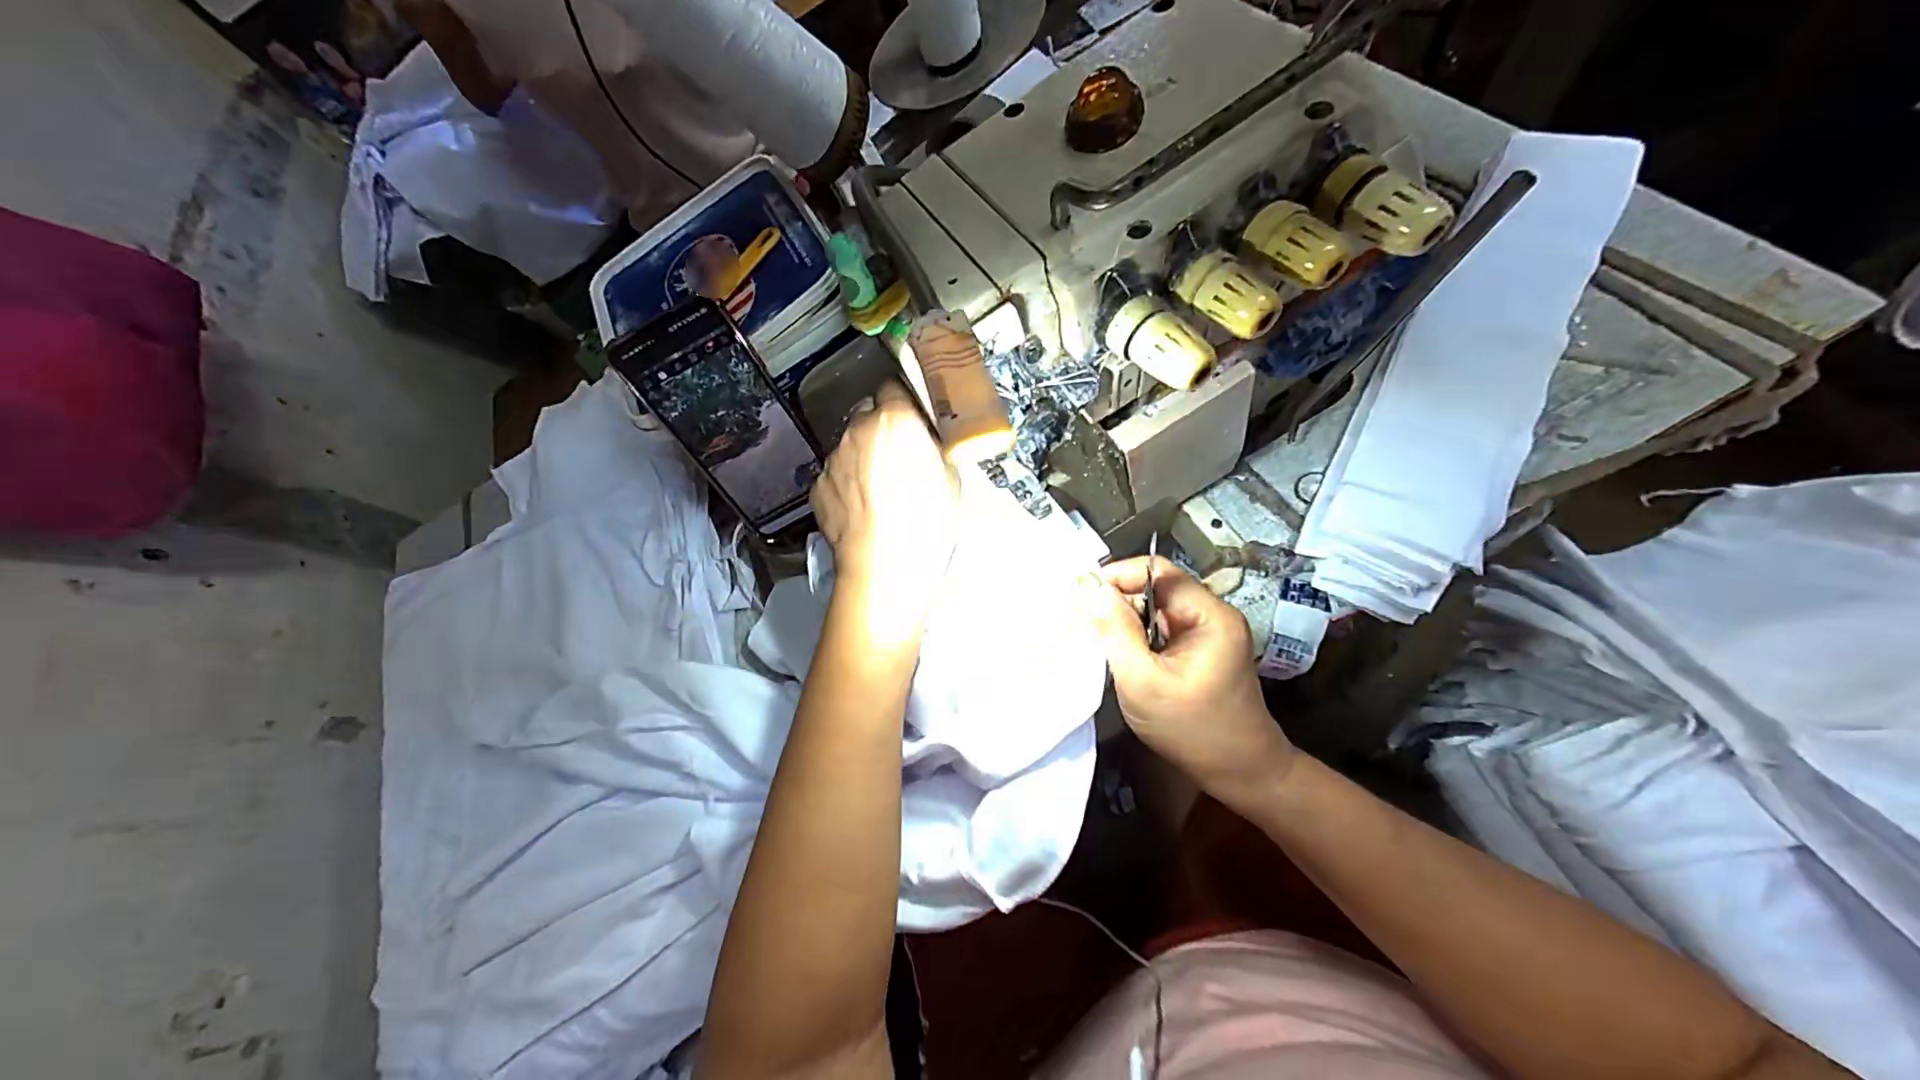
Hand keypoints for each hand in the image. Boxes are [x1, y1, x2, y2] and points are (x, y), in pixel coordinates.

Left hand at [812, 381, 959, 640]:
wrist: (885, 568)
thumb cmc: (926, 524)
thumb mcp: (950, 478)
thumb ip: (934, 446)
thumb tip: (929, 440)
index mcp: (896, 419)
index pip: (894, 387)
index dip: (904, 403)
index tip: (912, 418)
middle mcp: (858, 429)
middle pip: (868, 414)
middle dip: (881, 428)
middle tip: (900, 455)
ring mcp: (833, 457)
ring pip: (849, 445)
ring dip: (863, 457)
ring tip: (881, 490)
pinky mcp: (817, 485)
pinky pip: (835, 475)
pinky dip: (847, 484)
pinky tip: (863, 508)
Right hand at [1082, 556, 1294, 808]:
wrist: (1239, 771)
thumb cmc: (1192, 730)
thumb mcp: (1143, 681)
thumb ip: (1117, 632)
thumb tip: (1095, 592)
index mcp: (1210, 616)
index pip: (1158, 571)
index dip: (1120, 576)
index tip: (1086, 594)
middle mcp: (1215, 616)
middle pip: (1158, 588)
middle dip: (1122, 601)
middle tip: (1090, 621)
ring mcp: (1211, 634)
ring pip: (1158, 610)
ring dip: (1130, 621)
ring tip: (1105, 641)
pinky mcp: (1203, 651)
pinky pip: (1165, 629)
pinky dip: (1142, 637)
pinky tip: (1127, 657)